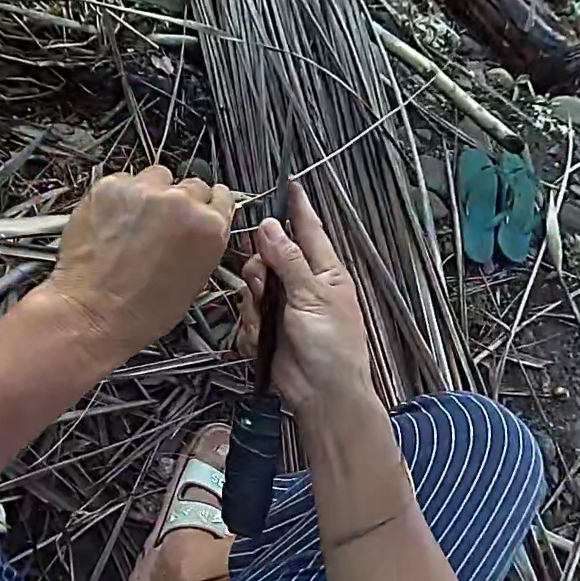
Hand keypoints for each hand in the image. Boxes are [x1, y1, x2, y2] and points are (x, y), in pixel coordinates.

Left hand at [41, 164, 233, 363]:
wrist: (94, 314)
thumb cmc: (141, 310)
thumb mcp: (195, 281)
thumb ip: (203, 243)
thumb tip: (198, 227)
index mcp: (209, 228)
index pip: (222, 196)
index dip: (209, 204)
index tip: (200, 208)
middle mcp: (182, 203)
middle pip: (192, 184)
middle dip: (180, 202)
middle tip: (163, 224)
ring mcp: (146, 192)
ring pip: (158, 176)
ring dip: (152, 194)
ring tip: (137, 222)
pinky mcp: (111, 187)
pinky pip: (124, 181)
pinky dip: (121, 197)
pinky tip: (115, 222)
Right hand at [236, 182, 376, 416]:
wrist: (322, 394)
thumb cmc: (332, 345)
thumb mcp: (311, 296)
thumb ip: (288, 260)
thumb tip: (269, 226)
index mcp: (324, 272)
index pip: (308, 231)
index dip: (297, 208)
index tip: (287, 186)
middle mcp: (303, 285)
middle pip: (269, 258)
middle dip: (260, 269)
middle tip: (262, 282)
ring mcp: (284, 308)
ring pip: (252, 288)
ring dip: (253, 304)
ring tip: (265, 320)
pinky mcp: (267, 330)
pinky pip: (247, 316)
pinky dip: (251, 328)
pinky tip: (262, 340)